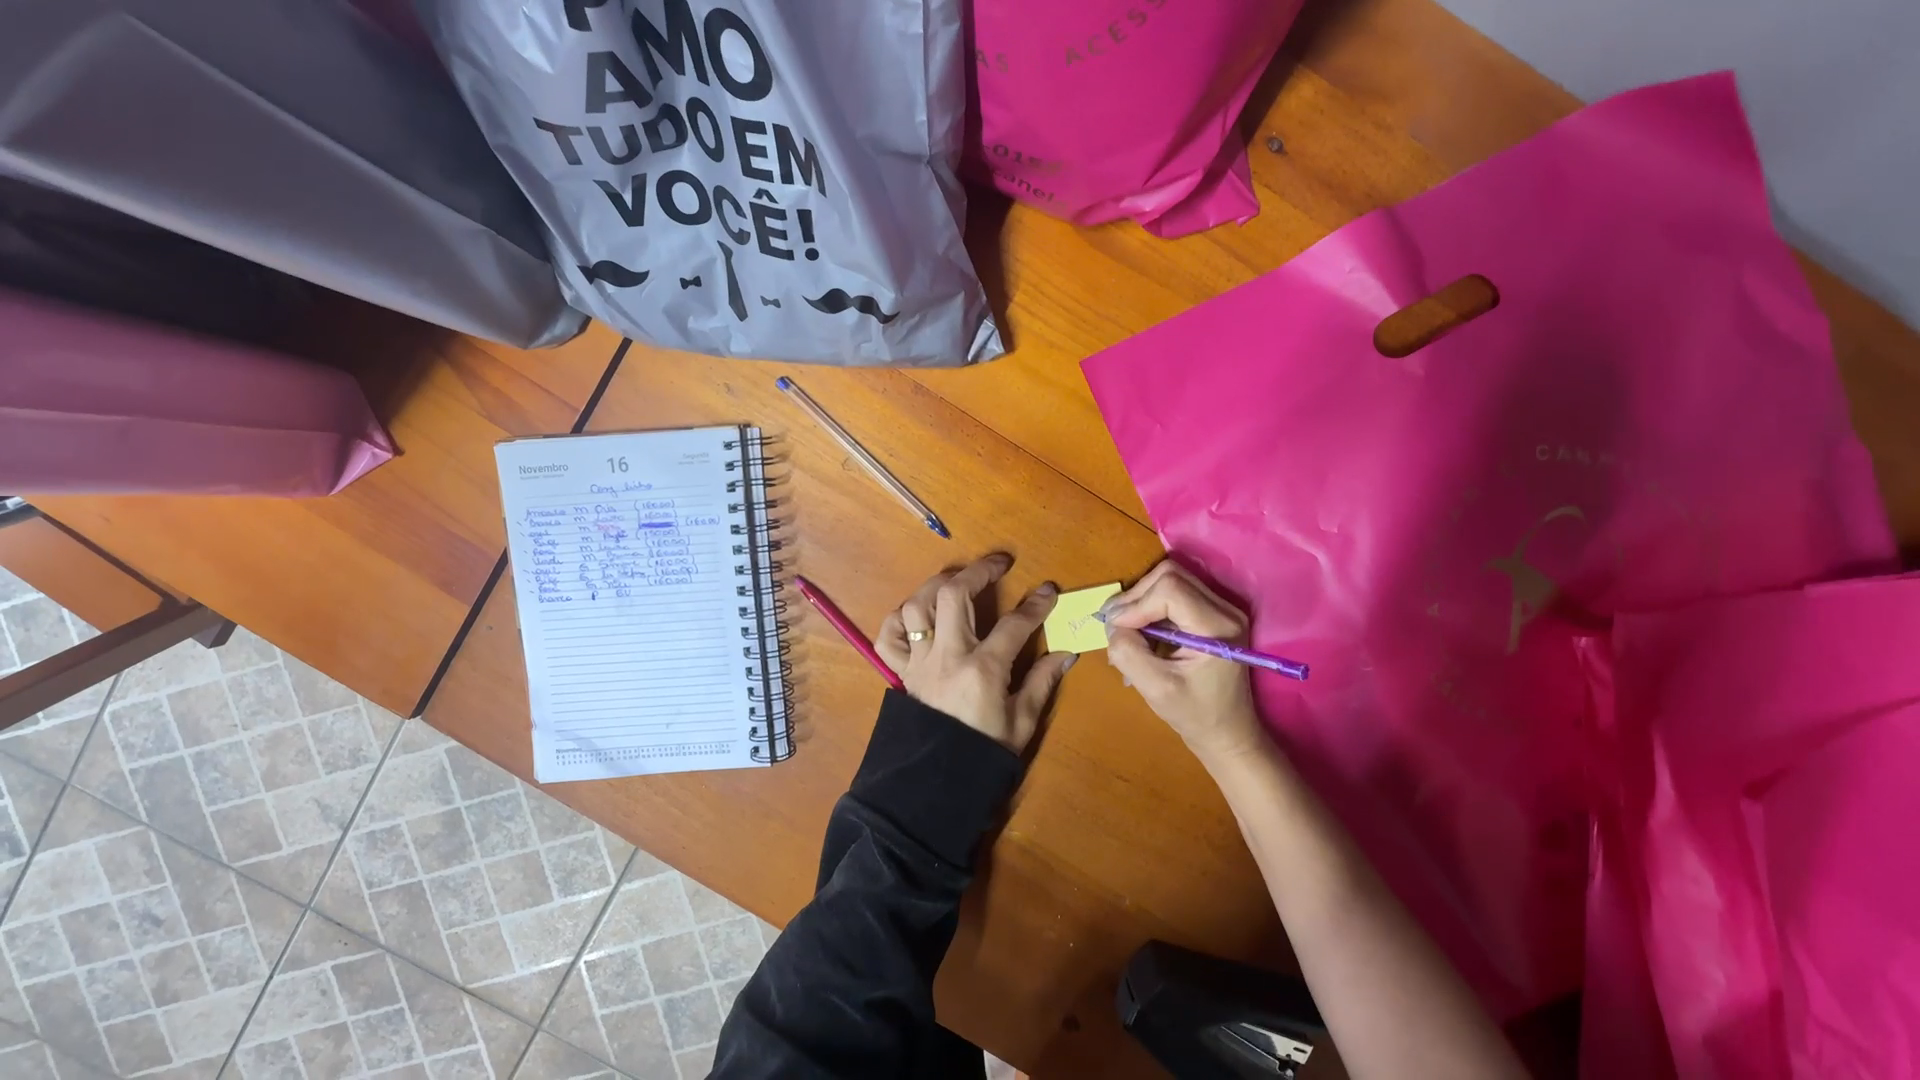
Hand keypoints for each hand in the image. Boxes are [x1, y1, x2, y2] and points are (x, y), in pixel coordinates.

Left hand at [877, 553, 1077, 752]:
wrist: (935, 783)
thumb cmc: (982, 754)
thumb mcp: (1021, 723)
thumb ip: (1042, 682)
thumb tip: (1066, 653)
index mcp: (983, 670)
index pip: (1014, 625)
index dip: (1036, 605)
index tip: (1049, 590)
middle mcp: (947, 656)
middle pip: (955, 595)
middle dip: (979, 571)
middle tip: (999, 563)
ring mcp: (919, 662)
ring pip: (918, 606)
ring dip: (938, 585)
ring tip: (959, 581)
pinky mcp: (900, 672)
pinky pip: (889, 635)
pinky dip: (900, 618)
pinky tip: (918, 613)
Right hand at [1104, 559, 1265, 761]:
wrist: (1227, 732)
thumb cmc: (1195, 715)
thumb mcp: (1155, 688)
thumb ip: (1129, 653)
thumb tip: (1113, 625)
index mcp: (1217, 627)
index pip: (1169, 589)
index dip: (1136, 604)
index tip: (1116, 629)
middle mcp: (1225, 609)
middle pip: (1169, 576)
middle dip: (1136, 597)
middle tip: (1114, 625)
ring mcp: (1222, 609)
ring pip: (1170, 579)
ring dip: (1141, 599)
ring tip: (1125, 627)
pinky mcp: (1212, 613)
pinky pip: (1175, 592)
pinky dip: (1151, 605)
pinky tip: (1141, 629)